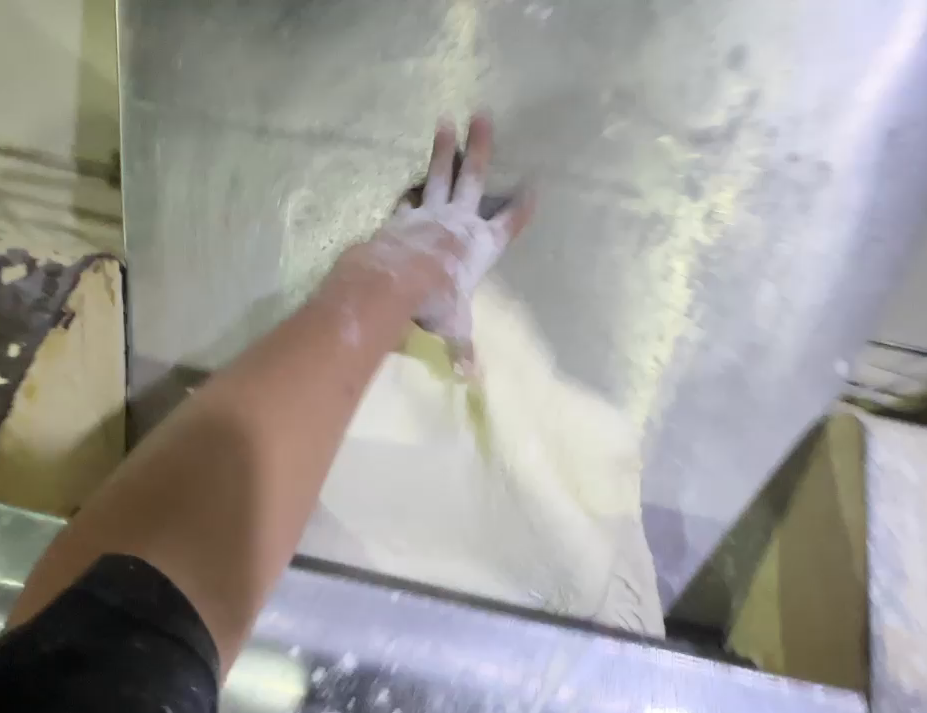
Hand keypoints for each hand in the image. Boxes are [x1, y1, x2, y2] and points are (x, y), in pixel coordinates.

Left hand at [352, 113, 534, 374]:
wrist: (392, 283)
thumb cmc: (434, 304)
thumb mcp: (455, 330)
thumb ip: (464, 351)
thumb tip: (473, 382)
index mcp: (481, 248)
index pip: (509, 224)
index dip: (522, 208)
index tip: (533, 187)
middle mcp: (458, 223)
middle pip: (474, 179)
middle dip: (481, 149)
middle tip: (483, 116)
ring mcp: (427, 215)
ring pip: (439, 175)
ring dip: (443, 150)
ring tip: (445, 122)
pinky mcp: (400, 218)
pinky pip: (407, 199)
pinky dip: (409, 192)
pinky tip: (409, 184)